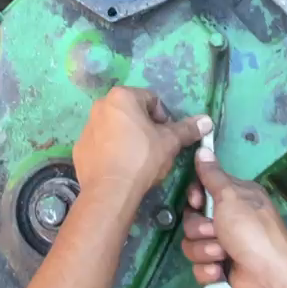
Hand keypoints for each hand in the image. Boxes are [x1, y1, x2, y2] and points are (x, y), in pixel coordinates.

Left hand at [72, 87, 210, 213]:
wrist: (110, 190)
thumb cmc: (142, 158)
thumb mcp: (169, 142)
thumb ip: (187, 129)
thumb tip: (206, 120)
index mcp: (122, 97)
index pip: (151, 100)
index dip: (163, 118)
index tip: (166, 137)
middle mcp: (100, 105)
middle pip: (132, 112)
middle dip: (145, 127)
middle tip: (154, 148)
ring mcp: (87, 126)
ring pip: (115, 127)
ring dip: (127, 137)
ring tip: (137, 159)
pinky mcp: (80, 147)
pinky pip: (101, 143)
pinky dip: (111, 150)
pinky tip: (120, 166)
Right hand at [180, 149, 286, 287]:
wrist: (270, 278)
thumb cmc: (251, 231)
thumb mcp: (231, 196)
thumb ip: (213, 175)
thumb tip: (203, 149)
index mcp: (236, 198)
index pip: (202, 190)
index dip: (195, 197)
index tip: (196, 201)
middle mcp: (230, 219)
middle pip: (193, 219)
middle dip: (200, 228)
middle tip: (215, 232)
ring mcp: (225, 246)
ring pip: (193, 244)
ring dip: (205, 250)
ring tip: (222, 255)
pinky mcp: (221, 269)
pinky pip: (200, 267)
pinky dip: (209, 270)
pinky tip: (220, 272)